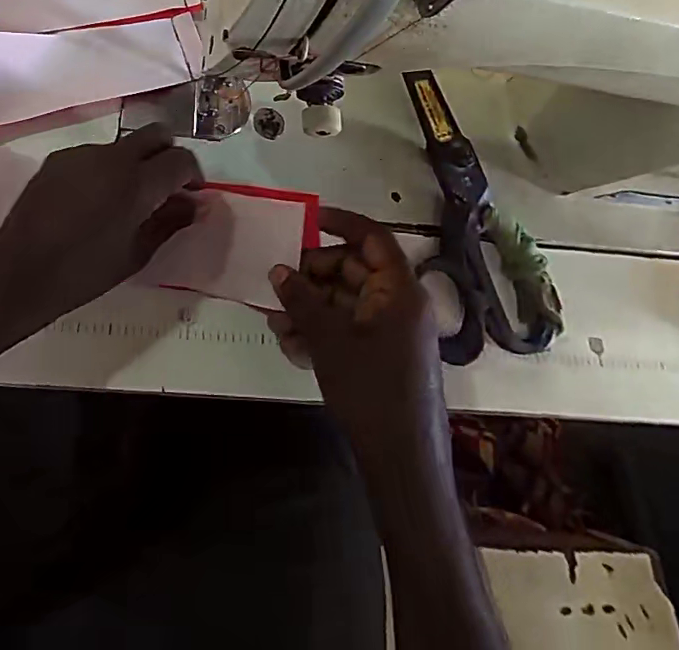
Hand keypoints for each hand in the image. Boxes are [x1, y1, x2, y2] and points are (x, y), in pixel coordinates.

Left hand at [0, 124, 203, 334]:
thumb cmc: (84, 272)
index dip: (193, 175)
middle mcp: (112, 157)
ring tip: (124, 198)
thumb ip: (170, 222)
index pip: (181, 160)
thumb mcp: (136, 253)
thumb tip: (195, 203)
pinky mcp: (57, 158)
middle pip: (155, 134)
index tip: (191, 194)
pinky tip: (92, 200)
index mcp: (137, 182)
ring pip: (123, 144)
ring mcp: (81, 153)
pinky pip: (94, 154)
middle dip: (168, 154)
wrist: (20, 272)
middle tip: (166, 186)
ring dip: (134, 162)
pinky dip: (105, 168)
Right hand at [267, 208, 441, 452]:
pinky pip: (348, 329)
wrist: (401, 458)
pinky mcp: (382, 356)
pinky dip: (321, 331)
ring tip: (277, 323)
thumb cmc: (370, 389)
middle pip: (353, 270)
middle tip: (279, 284)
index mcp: (399, 291)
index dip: (342, 223)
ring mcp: (392, 332)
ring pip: (345, 302)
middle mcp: (399, 304)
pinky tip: (291, 346)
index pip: (374, 238)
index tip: (308, 219)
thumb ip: (301, 299)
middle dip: (312, 276)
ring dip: (310, 307)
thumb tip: (278, 269)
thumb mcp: (328, 339)